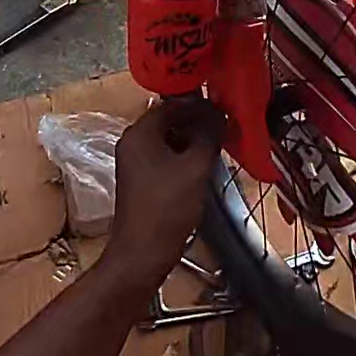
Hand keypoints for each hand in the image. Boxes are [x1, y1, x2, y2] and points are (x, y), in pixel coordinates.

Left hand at [108, 96, 226, 282]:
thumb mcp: (194, 168)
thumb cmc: (168, 206)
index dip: (197, 104)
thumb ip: (207, 137)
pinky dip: (182, 155)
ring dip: (190, 139)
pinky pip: (163, 156)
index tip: (222, 106)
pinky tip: (202, 164)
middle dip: (195, 121)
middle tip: (223, 125)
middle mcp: (132, 142)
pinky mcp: (140, 179)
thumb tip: (219, 116)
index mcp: (139, 133)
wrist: (142, 252)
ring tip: (217, 143)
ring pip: (166, 139)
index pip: (170, 104)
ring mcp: (134, 161)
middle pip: (167, 120)